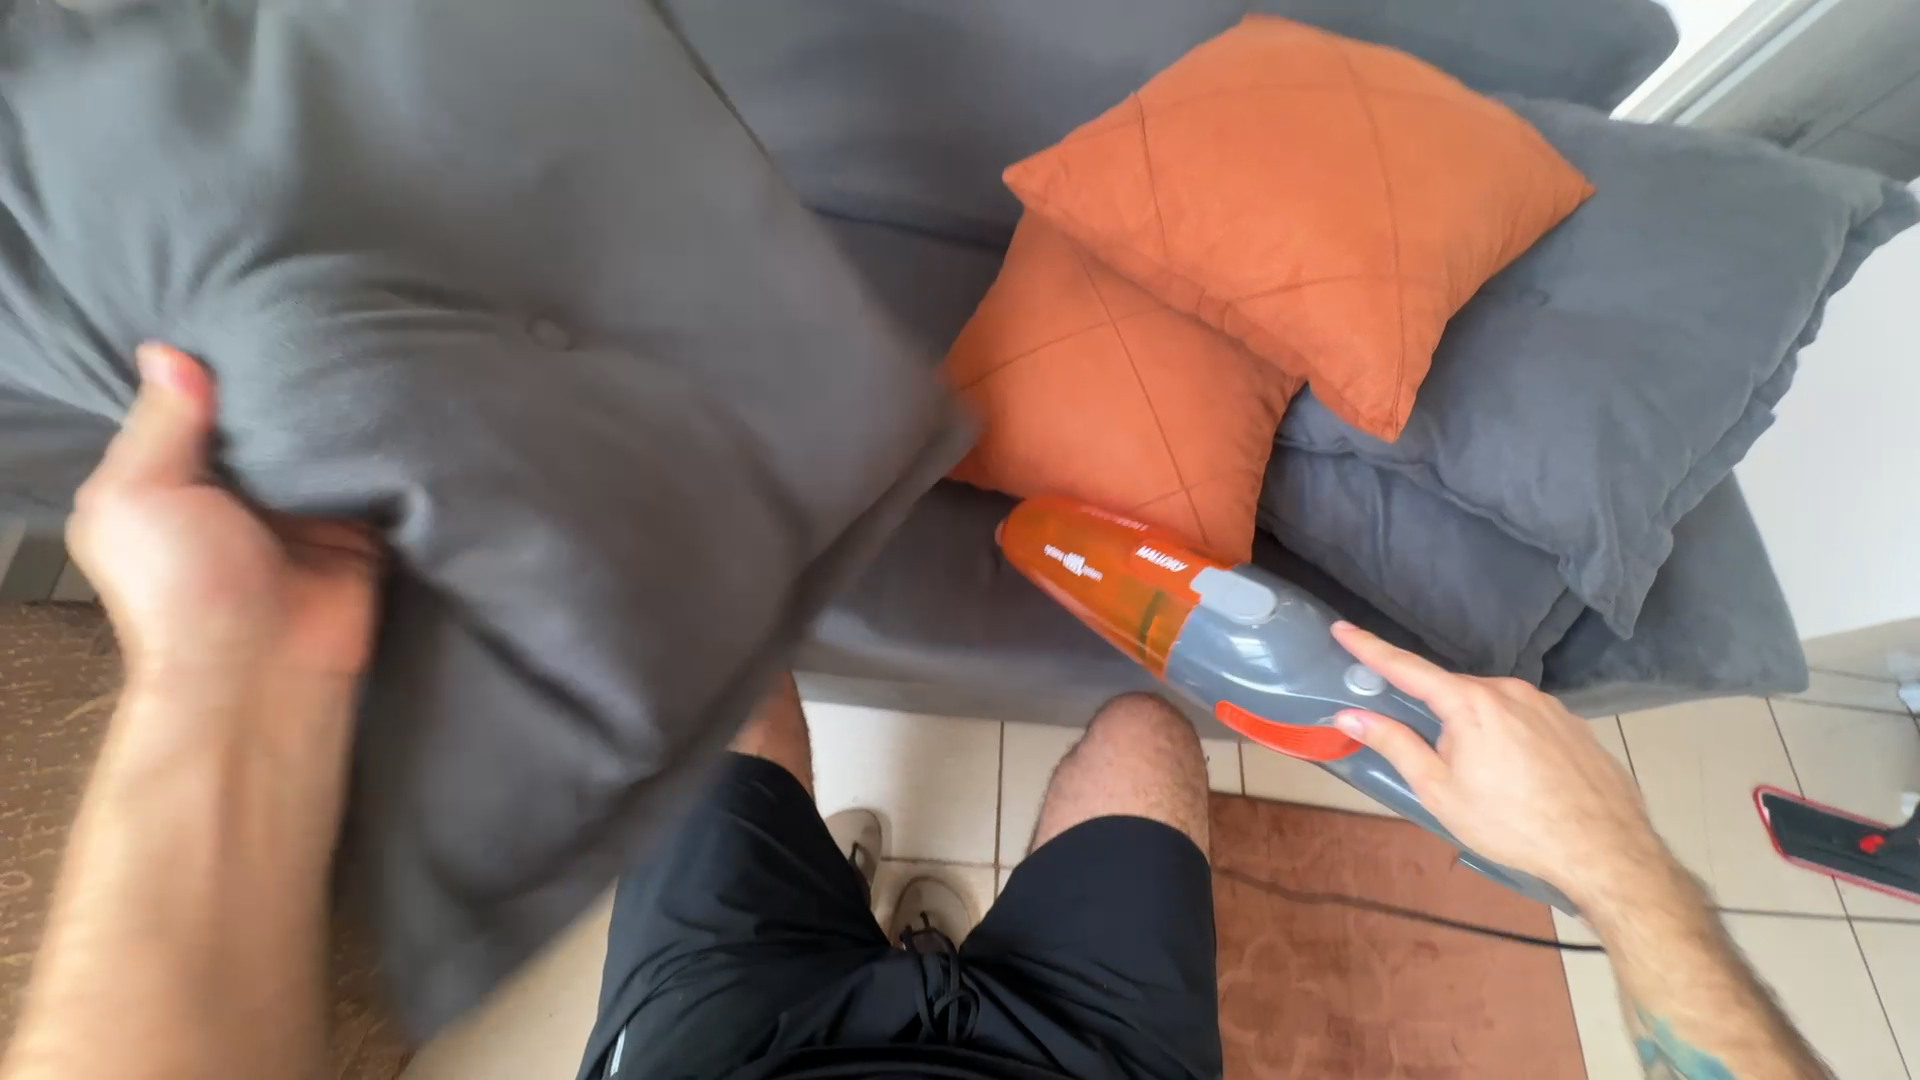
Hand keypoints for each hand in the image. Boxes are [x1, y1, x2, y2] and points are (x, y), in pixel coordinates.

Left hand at [67, 344, 381, 688]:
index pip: (212, 413)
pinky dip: (396, 463)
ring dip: (356, 426)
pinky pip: (385, 488)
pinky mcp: (370, 533)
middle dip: (306, 393)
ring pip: (338, 454)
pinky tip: (414, 420)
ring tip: (387, 364)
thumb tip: (169, 352)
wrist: (267, 662)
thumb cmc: (184, 583)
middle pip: (285, 430)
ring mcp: (316, 513)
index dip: (231, 373)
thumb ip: (165, 429)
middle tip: (343, 334)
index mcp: (187, 481)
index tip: (266, 323)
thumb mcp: (142, 497)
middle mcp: (253, 493)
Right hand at [1329, 622, 1661, 905]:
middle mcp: (1509, 691)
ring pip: (1489, 705)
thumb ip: (1393, 743)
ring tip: (1485, 776)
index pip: (1406, 667)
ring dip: (1473, 726)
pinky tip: (1519, 776)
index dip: (1369, 647)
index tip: (1341, 627)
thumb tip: (1349, 715)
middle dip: (1434, 713)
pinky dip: (1507, 736)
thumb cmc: (1511, 823)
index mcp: (1470, 703)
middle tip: (1434, 756)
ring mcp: (1548, 706)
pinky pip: (1523, 719)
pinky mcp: (1574, 725)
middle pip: (1451, 690)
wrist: (1609, 856)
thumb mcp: (1438, 789)